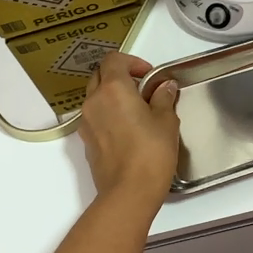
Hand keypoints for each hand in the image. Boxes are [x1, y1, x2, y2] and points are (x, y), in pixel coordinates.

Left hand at [78, 52, 180, 209]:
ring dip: (113, 95)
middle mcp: (93, 102)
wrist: (129, 193)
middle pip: (100, 75)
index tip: (149, 76)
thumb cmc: (151, 152)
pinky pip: (95, 117)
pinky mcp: (86, 142)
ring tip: (137, 110)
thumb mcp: (166, 121)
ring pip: (95, 96)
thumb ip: (163, 98)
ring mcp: (86, 123)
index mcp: (113, 89)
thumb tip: (164, 87)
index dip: (133, 62)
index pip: (113, 59)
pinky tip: (128, 129)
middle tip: (143, 89)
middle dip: (120, 76)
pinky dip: (108, 114)